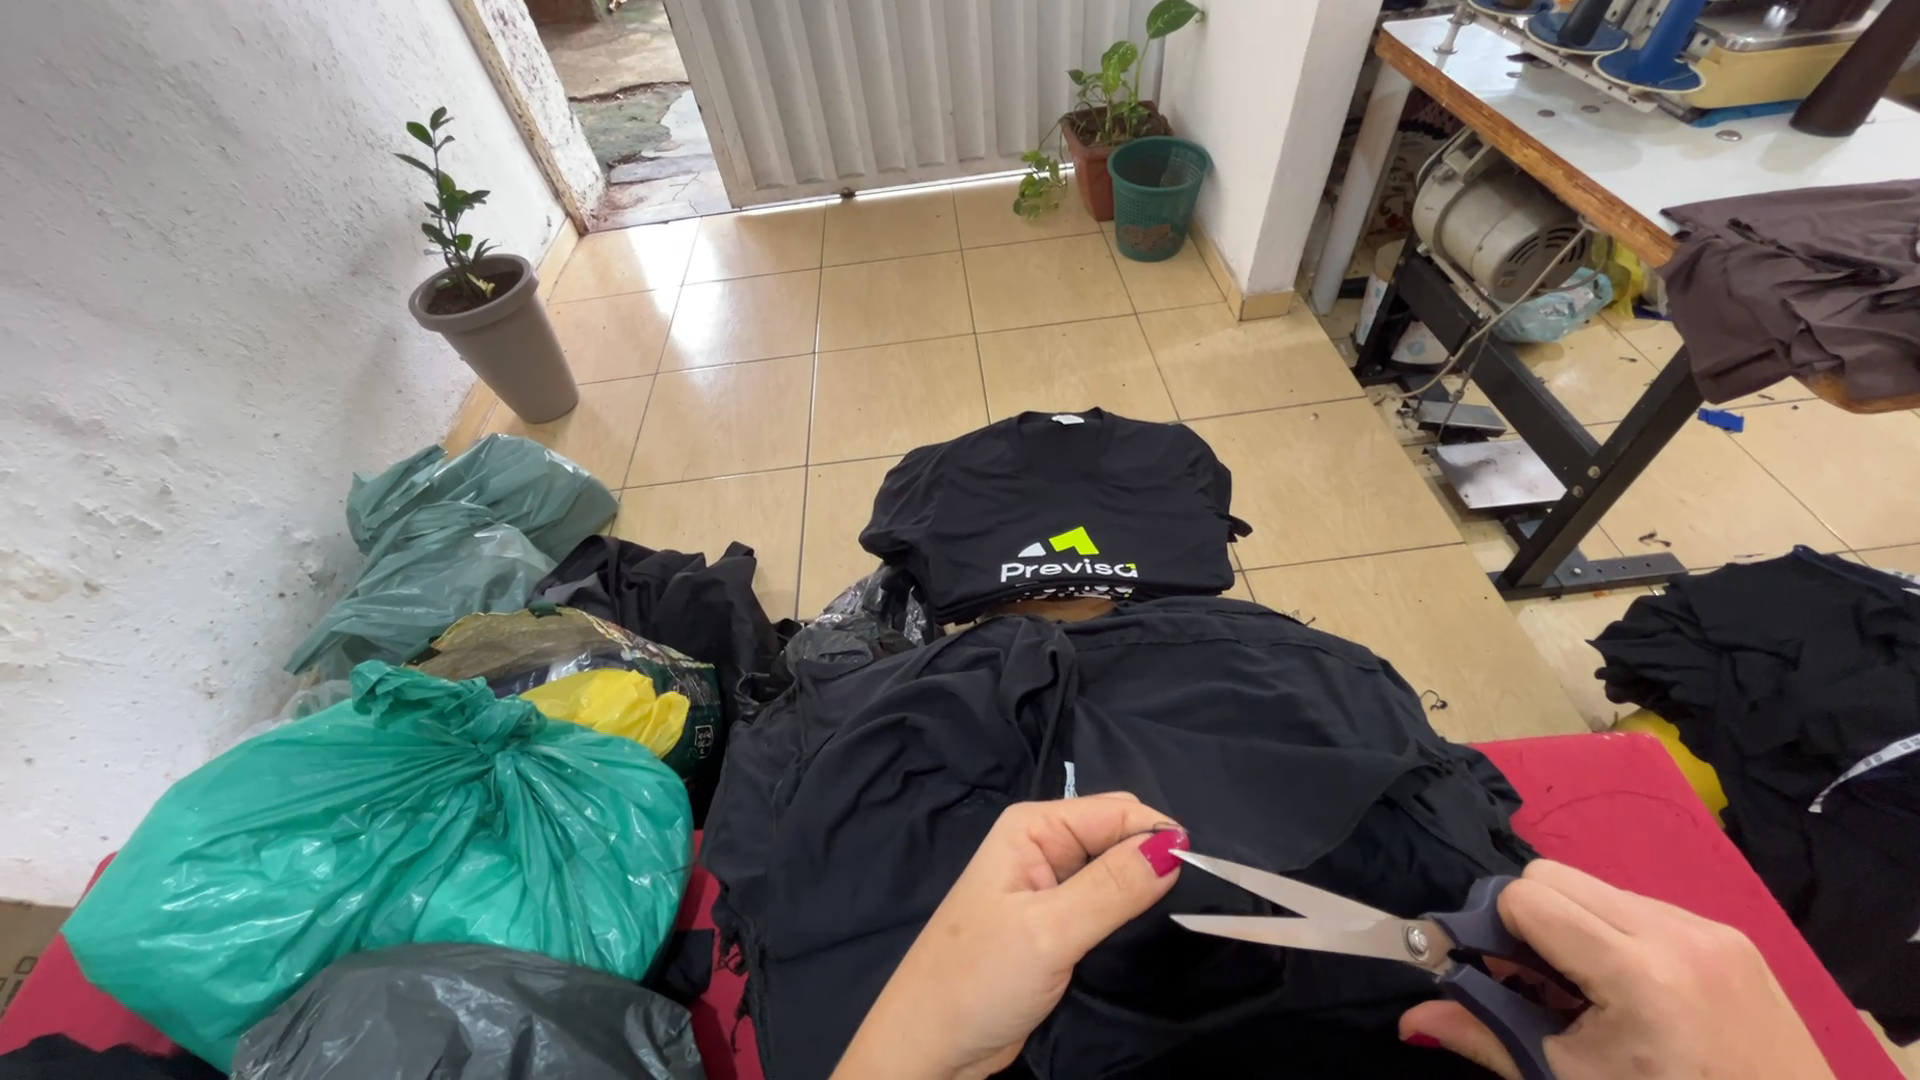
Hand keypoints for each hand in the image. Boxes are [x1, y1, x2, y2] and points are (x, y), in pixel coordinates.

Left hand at [831, 794, 1187, 1079]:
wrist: (931, 1045)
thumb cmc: (980, 978)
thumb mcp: (1050, 931)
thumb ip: (1113, 887)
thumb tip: (1176, 844)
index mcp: (1034, 826)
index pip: (1115, 810)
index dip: (1159, 834)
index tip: (1202, 871)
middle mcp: (1042, 843)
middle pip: (1116, 832)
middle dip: (1154, 855)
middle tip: (1193, 896)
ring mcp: (1048, 882)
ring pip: (1114, 866)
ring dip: (1144, 882)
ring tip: (1181, 910)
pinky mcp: (1055, 919)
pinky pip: (1104, 898)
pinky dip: (1128, 907)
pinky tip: (1149, 925)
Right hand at [1401, 860, 1835, 1079]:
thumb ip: (1484, 1034)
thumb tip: (1408, 1017)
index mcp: (1639, 974)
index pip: (1524, 896)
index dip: (1498, 931)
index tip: (1501, 975)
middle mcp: (1676, 933)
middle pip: (1550, 876)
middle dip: (1529, 917)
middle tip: (1539, 978)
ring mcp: (1710, 930)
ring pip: (1591, 886)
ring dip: (1571, 922)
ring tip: (1591, 987)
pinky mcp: (1730, 935)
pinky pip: (1636, 903)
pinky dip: (1614, 931)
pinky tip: (1636, 988)